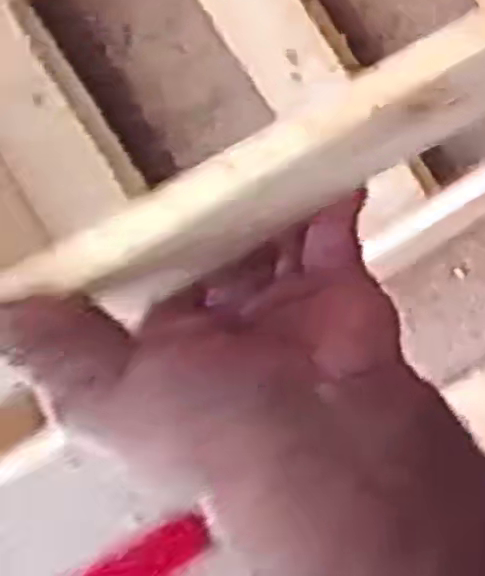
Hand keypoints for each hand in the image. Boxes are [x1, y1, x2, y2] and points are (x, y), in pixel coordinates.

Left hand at [0, 191, 422, 493]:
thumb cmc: (208, 421)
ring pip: (279, 244)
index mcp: (168, 355)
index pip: (157, 295)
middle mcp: (231, 326)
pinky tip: (329, 183)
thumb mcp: (106, 393)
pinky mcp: (341, 281)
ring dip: (274, 212)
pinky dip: (336, 207)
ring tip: (268, 173)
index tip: (147, 222)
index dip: (152, 259)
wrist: (316, 419)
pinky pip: (336, 236)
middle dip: (221, 227)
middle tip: (216, 187)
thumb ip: (64, 347)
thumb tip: (8, 307)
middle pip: (224, 261)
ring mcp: (291, 301)